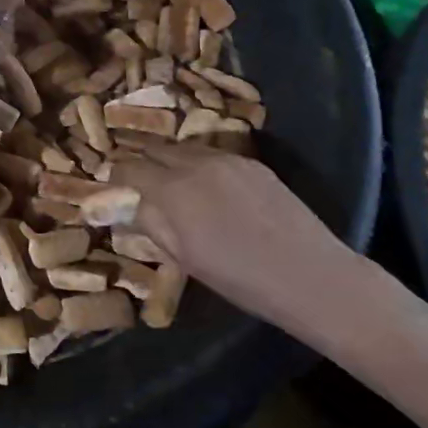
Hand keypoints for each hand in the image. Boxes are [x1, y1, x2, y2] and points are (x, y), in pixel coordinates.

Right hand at [117, 144, 356, 325]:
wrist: (314, 278)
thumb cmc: (242, 280)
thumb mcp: (184, 258)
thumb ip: (151, 223)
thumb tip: (128, 204)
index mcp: (173, 190)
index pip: (127, 168)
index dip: (115, 176)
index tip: (113, 187)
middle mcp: (195, 163)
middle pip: (152, 149)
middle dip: (139, 162)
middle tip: (136, 181)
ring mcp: (226, 159)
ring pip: (181, 147)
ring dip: (167, 159)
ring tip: (169, 181)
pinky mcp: (251, 162)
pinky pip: (210, 153)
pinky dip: (196, 163)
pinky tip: (205, 185)